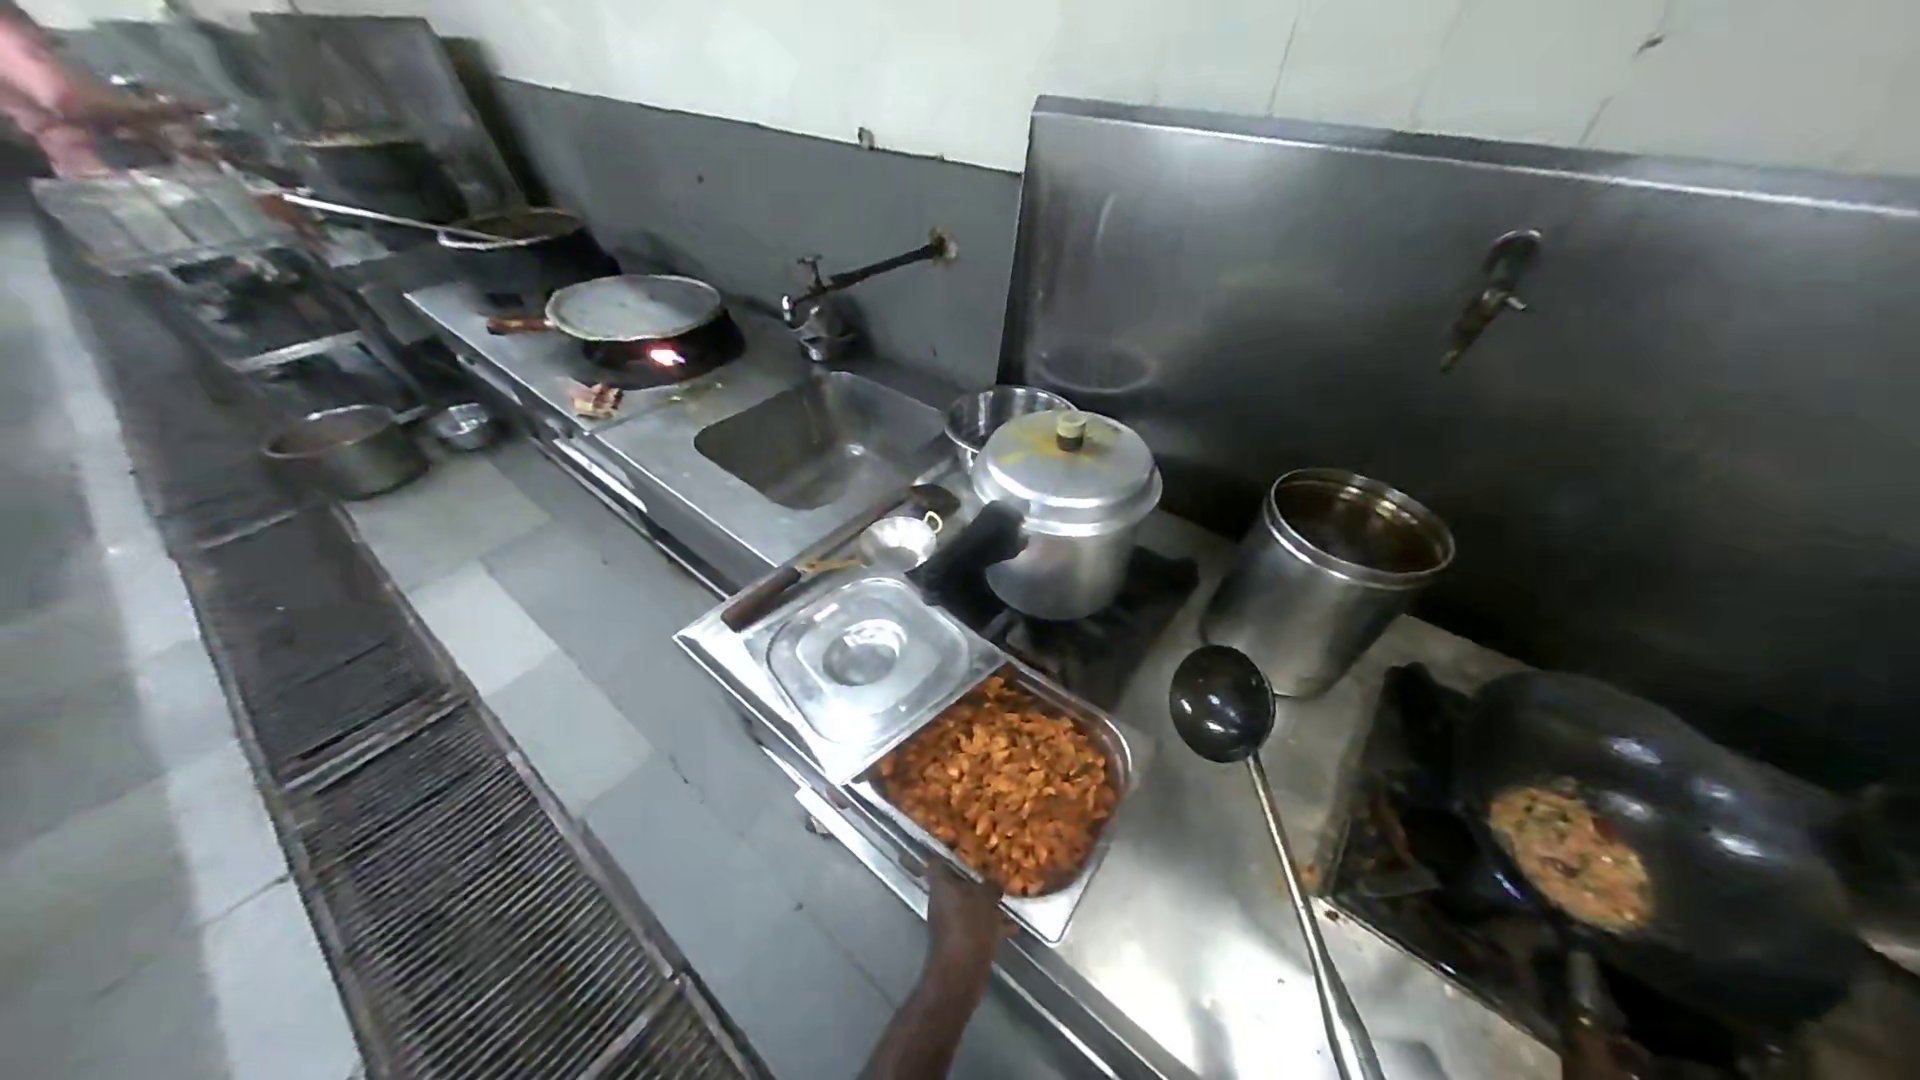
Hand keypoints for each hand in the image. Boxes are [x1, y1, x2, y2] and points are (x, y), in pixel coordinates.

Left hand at [926, 864, 1010, 969]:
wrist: (961, 971)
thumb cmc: (969, 924)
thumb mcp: (985, 898)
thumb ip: (990, 886)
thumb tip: (994, 882)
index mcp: (941, 885)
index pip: (937, 863)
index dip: (948, 854)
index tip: (965, 847)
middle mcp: (942, 901)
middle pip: (956, 884)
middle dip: (975, 879)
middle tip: (994, 871)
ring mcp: (950, 922)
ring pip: (969, 905)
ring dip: (986, 902)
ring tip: (1007, 898)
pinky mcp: (961, 940)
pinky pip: (977, 924)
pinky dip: (992, 924)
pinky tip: (1013, 926)